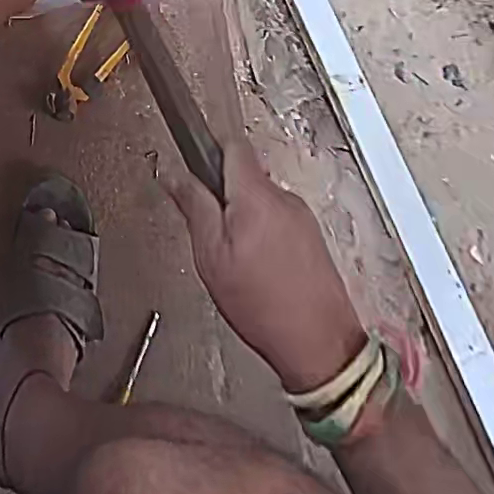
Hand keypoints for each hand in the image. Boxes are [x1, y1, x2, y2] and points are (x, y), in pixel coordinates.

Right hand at [164, 138, 367, 391]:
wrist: (319, 348)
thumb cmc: (263, 305)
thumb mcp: (210, 254)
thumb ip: (193, 205)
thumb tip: (175, 175)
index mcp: (257, 197)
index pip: (232, 146)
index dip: (208, 148)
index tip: (192, 161)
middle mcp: (285, 200)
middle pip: (244, 174)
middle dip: (220, 193)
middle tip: (207, 228)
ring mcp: (302, 219)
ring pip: (258, 198)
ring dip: (240, 215)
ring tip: (232, 255)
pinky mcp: (311, 238)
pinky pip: (275, 218)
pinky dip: (259, 232)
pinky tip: (253, 265)